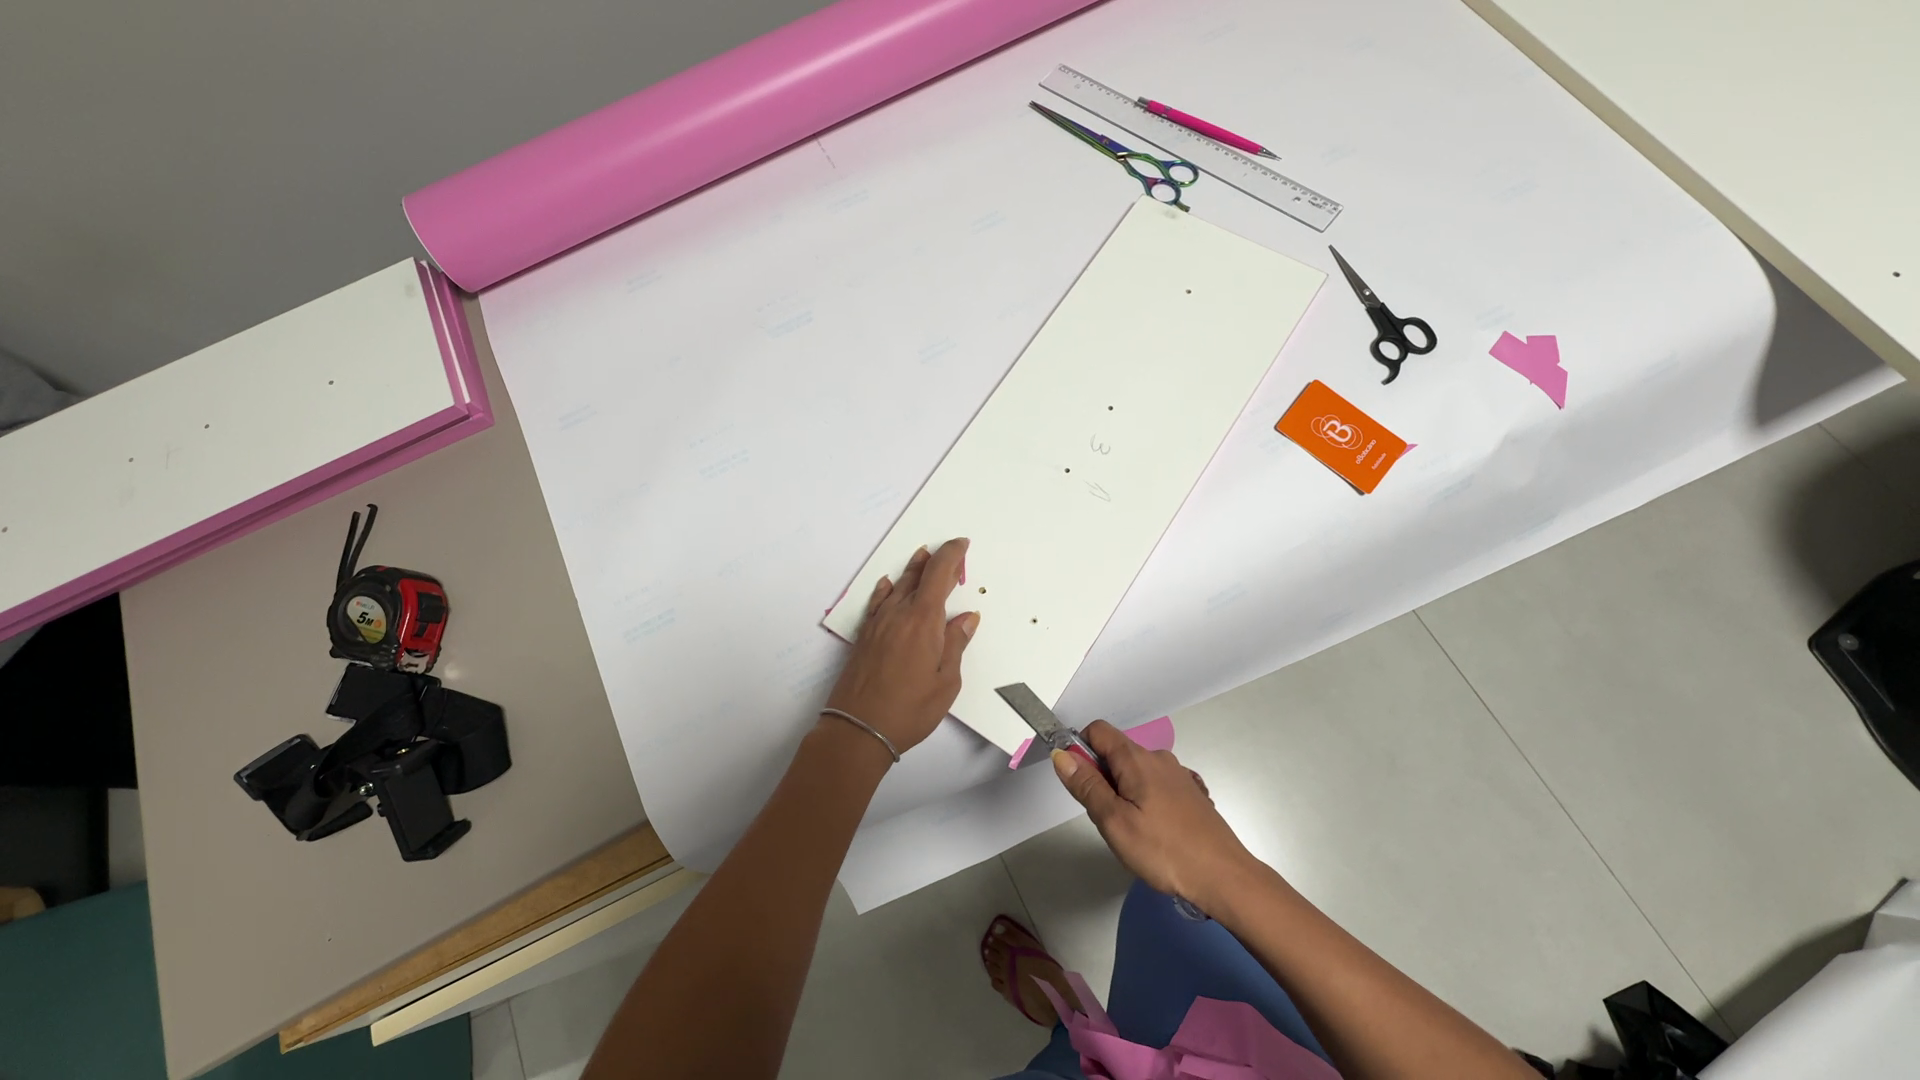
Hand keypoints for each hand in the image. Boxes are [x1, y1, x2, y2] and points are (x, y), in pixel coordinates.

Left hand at [824, 538, 978, 757]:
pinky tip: (888, 585)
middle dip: (935, 561)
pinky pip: (878, 602)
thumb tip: (967, 618)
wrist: (859, 729)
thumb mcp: (946, 682)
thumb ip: (956, 645)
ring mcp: (878, 624)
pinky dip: (886, 589)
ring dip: (912, 570)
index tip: (962, 545)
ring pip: (897, 586)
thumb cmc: (909, 710)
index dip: (952, 555)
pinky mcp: (864, 637)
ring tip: (921, 557)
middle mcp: (898, 615)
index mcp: (923, 621)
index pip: (939, 575)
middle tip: (949, 552)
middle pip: (917, 576)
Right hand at [1053, 721, 1257, 909]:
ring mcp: (1178, 775)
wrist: (1224, 877)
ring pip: (1135, 773)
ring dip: (1123, 794)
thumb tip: (1062, 754)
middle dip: (1102, 779)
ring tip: (1132, 832)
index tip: (1079, 783)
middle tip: (1108, 819)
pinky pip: (1155, 786)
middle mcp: (1159, 758)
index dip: (1080, 749)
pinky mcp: (1191, 794)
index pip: (1098, 731)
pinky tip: (1154, 834)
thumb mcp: (1114, 821)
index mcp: (1137, 758)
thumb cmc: (1164, 850)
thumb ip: (1086, 785)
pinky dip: (1144, 802)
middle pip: (1116, 753)